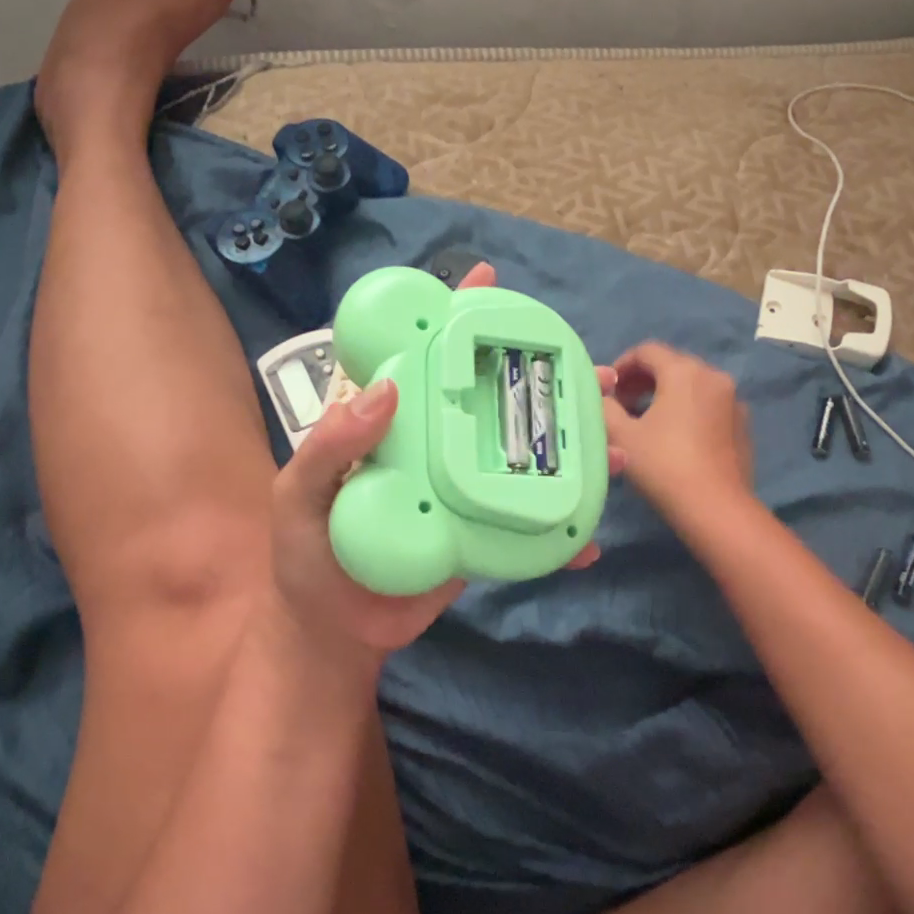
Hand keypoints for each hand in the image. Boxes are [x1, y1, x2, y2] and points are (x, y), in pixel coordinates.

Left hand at [268, 263, 616, 656]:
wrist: (331, 633)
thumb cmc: (305, 556)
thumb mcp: (297, 497)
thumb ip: (329, 447)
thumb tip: (388, 390)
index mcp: (390, 425)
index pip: (423, 356)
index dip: (454, 314)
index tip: (491, 280)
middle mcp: (433, 446)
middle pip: (492, 399)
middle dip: (543, 377)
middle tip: (595, 368)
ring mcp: (461, 491)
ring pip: (520, 455)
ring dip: (569, 445)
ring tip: (617, 441)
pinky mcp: (479, 536)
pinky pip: (524, 525)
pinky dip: (560, 533)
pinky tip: (590, 538)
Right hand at [601, 342, 752, 516]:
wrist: (715, 507)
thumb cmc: (663, 465)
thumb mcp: (621, 435)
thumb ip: (605, 407)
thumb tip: (603, 396)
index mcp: (684, 372)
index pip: (648, 351)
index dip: (622, 364)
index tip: (608, 389)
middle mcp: (713, 376)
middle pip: (673, 365)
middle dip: (644, 379)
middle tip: (623, 404)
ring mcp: (733, 400)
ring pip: (693, 385)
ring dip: (666, 394)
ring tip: (646, 421)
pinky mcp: (743, 424)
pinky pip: (709, 405)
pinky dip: (689, 410)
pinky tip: (676, 437)